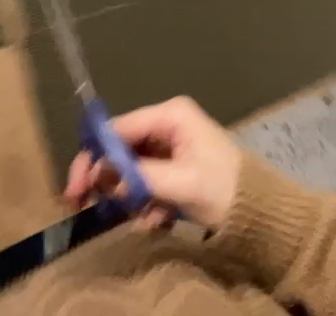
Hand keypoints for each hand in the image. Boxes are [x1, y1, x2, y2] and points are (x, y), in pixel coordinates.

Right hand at [62, 96, 241, 231]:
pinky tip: (156, 221)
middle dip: (106, 178)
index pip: (119, 128)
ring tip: (140, 217)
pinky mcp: (174, 168)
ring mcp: (171, 146)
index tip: (76, 186)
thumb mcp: (181, 183)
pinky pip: (147, 182)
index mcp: (171, 115)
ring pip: (132, 168)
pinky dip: (146, 202)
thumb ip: (139, 176)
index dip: (94, 155)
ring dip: (130, 196)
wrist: (260, 214)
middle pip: (121, 147)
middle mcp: (168, 124)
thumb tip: (98, 174)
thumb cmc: (223, 189)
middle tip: (81, 203)